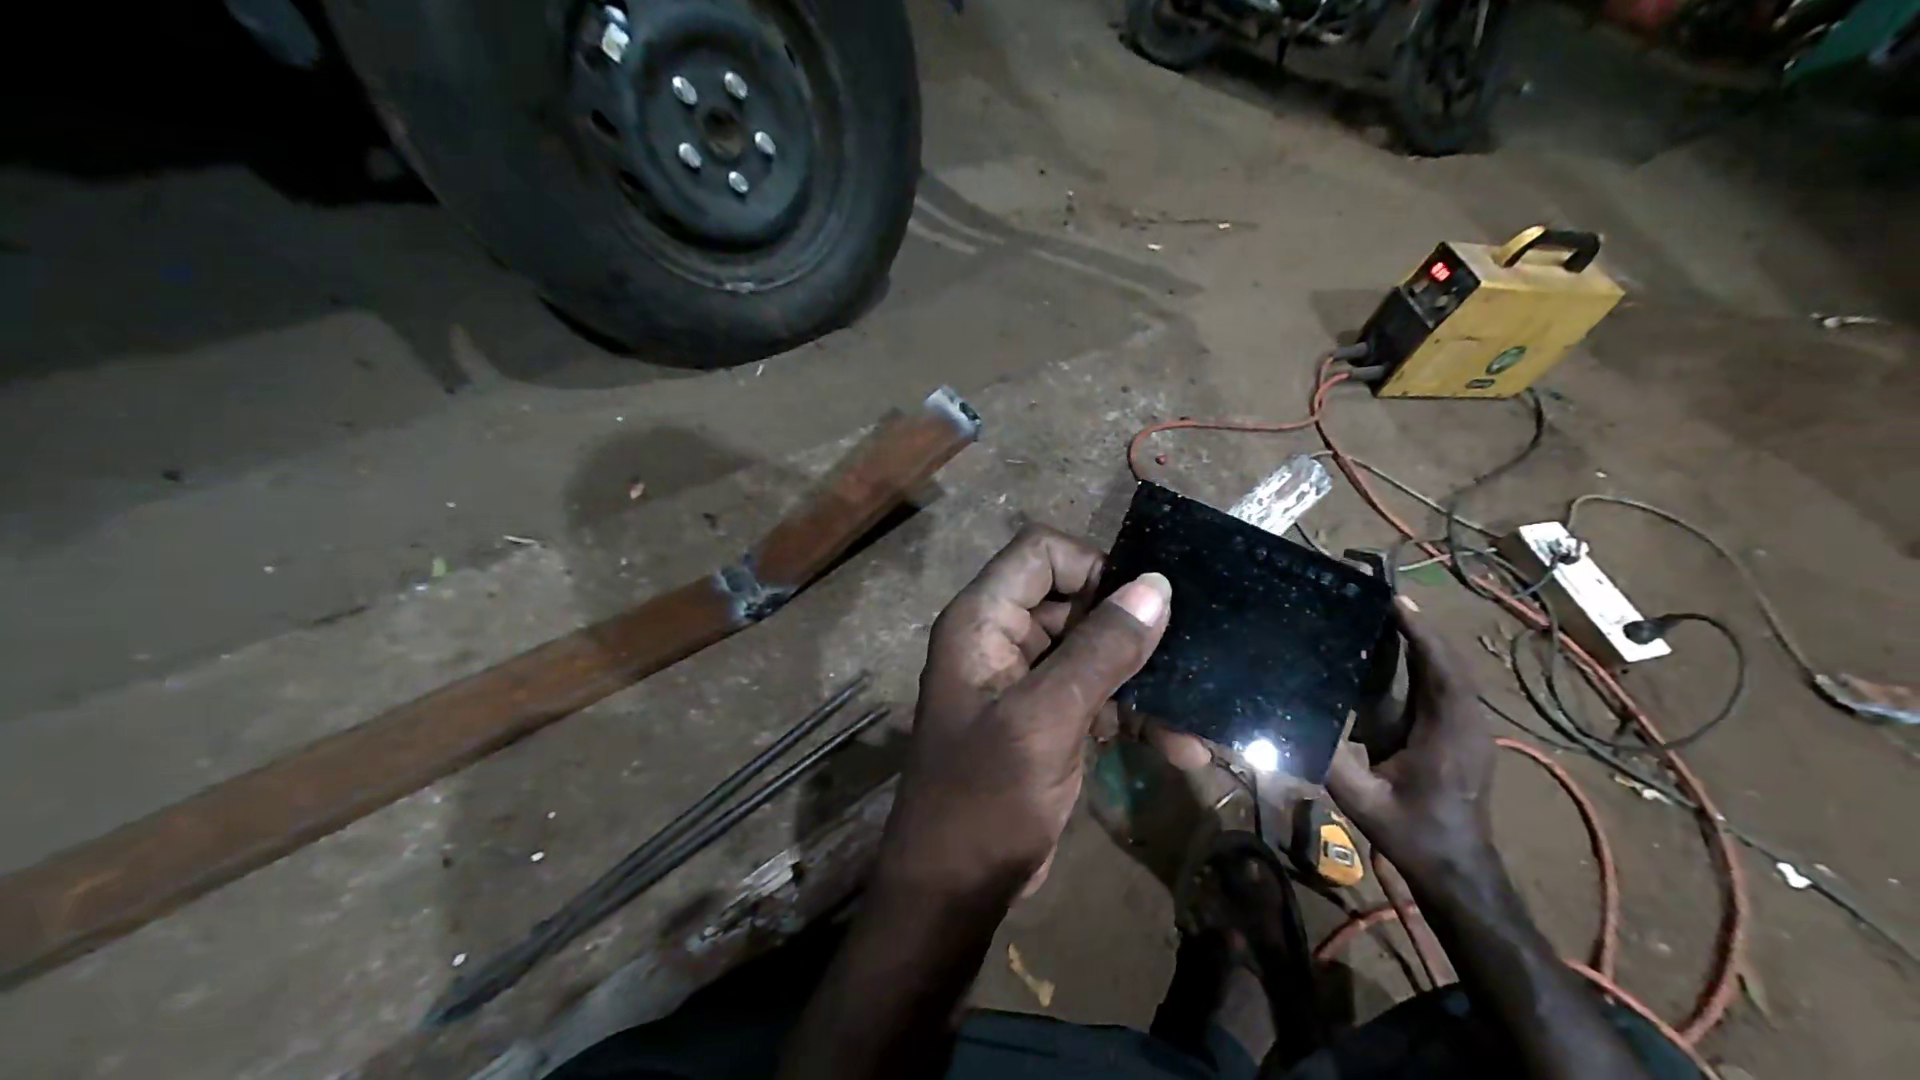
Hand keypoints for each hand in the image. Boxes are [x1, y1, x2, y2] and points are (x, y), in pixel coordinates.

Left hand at [876, 526, 1171, 896]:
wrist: (954, 888)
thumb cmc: (985, 800)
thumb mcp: (1045, 720)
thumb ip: (1100, 651)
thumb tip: (1156, 586)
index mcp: (982, 621)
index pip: (1041, 554)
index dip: (1093, 566)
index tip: (1143, 605)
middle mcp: (1000, 639)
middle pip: (1074, 600)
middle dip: (1131, 631)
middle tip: (1188, 662)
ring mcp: (1024, 680)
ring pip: (1093, 649)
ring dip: (1142, 680)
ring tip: (1192, 723)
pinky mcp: (1046, 717)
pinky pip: (1096, 691)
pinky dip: (1132, 713)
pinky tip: (1177, 748)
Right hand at [1325, 597, 1496, 883]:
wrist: (1457, 873)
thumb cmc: (1414, 836)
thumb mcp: (1362, 799)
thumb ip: (1329, 757)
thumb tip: (1291, 717)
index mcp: (1449, 736)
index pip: (1442, 672)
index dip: (1421, 634)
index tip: (1395, 601)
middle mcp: (1465, 725)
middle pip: (1447, 664)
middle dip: (1416, 627)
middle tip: (1377, 597)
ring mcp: (1465, 730)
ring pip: (1446, 673)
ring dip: (1418, 642)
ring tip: (1380, 614)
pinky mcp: (1456, 735)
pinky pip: (1439, 688)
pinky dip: (1417, 664)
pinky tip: (1388, 654)